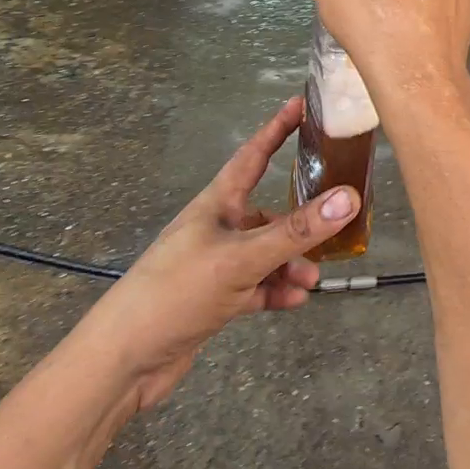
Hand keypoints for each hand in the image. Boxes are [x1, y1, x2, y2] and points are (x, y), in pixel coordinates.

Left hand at [74, 95, 359, 410]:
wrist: (120, 365)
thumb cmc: (174, 294)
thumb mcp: (241, 258)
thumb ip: (297, 230)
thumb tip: (350, 198)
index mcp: (217, 206)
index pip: (254, 154)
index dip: (278, 128)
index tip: (304, 104)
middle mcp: (218, 229)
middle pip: (270, 212)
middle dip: (302, 220)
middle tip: (337, 217)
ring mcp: (215, 265)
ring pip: (268, 253)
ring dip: (291, 264)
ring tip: (309, 282)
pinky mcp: (214, 299)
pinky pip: (257, 286)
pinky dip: (276, 291)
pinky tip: (293, 302)